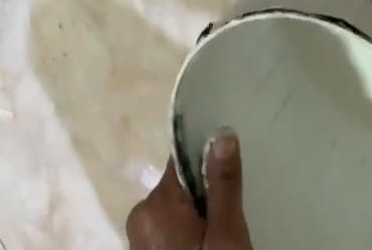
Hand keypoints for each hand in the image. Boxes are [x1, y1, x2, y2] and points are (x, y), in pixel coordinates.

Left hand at [126, 135, 252, 249]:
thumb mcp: (227, 238)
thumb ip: (223, 186)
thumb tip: (222, 133)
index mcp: (155, 204)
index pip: (183, 159)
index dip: (209, 162)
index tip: (232, 177)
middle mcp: (139, 216)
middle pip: (181, 185)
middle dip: (207, 196)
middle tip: (233, 218)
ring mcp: (138, 240)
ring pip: (176, 209)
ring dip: (199, 217)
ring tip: (222, 237)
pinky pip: (169, 231)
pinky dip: (188, 236)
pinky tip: (206, 249)